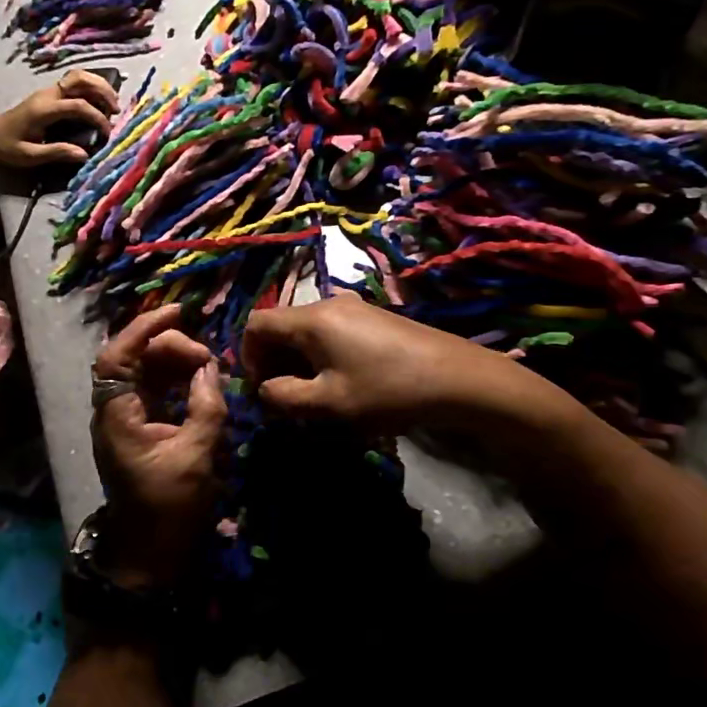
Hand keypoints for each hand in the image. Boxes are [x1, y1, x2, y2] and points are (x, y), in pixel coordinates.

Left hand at [0, 70, 119, 165]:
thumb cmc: (6, 146)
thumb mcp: (29, 156)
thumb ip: (56, 153)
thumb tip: (84, 154)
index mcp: (43, 109)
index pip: (78, 105)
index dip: (97, 117)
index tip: (108, 133)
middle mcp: (48, 94)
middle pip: (80, 79)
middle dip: (102, 90)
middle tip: (116, 109)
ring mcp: (49, 91)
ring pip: (78, 77)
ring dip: (99, 86)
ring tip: (113, 105)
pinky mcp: (50, 94)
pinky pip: (74, 84)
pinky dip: (91, 89)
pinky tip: (100, 103)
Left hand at [91, 305, 227, 588]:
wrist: (152, 557)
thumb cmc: (168, 509)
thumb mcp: (194, 456)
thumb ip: (205, 407)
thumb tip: (210, 370)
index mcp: (115, 414)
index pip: (117, 356)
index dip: (143, 328)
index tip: (177, 311)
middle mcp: (115, 412)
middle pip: (134, 361)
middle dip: (169, 349)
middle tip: (206, 358)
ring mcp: (128, 422)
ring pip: (146, 376)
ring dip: (175, 364)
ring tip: (208, 367)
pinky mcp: (143, 433)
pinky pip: (157, 394)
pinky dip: (178, 384)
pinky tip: (202, 384)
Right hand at [243, 295, 576, 433]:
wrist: (460, 379)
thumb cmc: (388, 390)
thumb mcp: (329, 403)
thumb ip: (284, 397)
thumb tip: (265, 389)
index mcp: (311, 319)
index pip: (256, 323)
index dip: (247, 356)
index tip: (262, 388)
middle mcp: (329, 304)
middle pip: (281, 326)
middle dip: (273, 361)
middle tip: (286, 397)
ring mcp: (354, 308)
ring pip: (306, 331)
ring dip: (298, 361)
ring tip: (315, 395)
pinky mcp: (374, 318)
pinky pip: (330, 332)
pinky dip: (322, 355)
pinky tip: (344, 382)